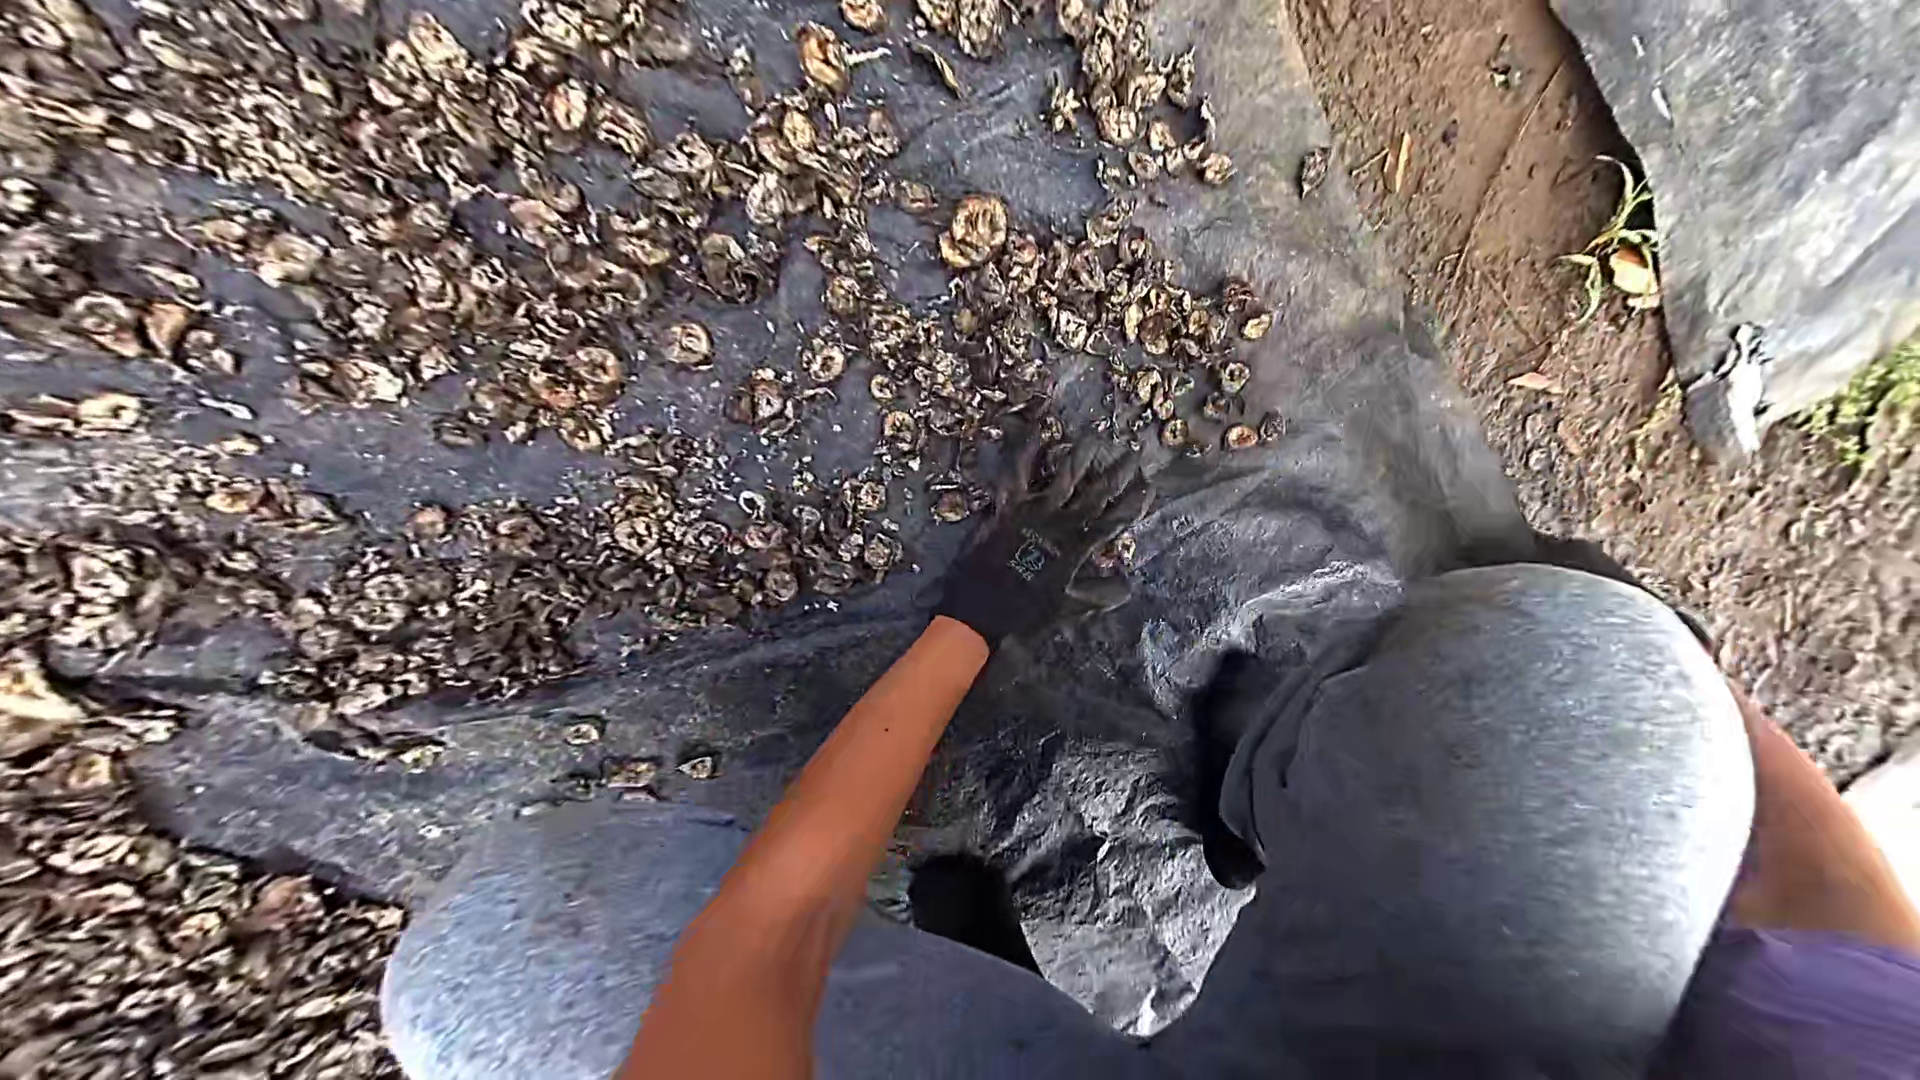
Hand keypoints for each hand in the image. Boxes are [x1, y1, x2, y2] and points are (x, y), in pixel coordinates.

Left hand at [933, 441, 1152, 647]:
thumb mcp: (1067, 608)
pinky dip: (1026, 451)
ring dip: (1082, 457)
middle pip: (1095, 494)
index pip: (1113, 523)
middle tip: (1133, 454)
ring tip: (1096, 438)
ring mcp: (1034, 511)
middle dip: (1116, 474)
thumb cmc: (1024, 611)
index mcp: (1076, 549)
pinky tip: (1038, 430)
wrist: (981, 609)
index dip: (1133, 504)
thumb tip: (1129, 586)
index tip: (1148, 486)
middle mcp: (1060, 524)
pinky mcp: (1008, 506)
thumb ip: (1099, 595)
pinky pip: (1018, 473)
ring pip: (1064, 478)